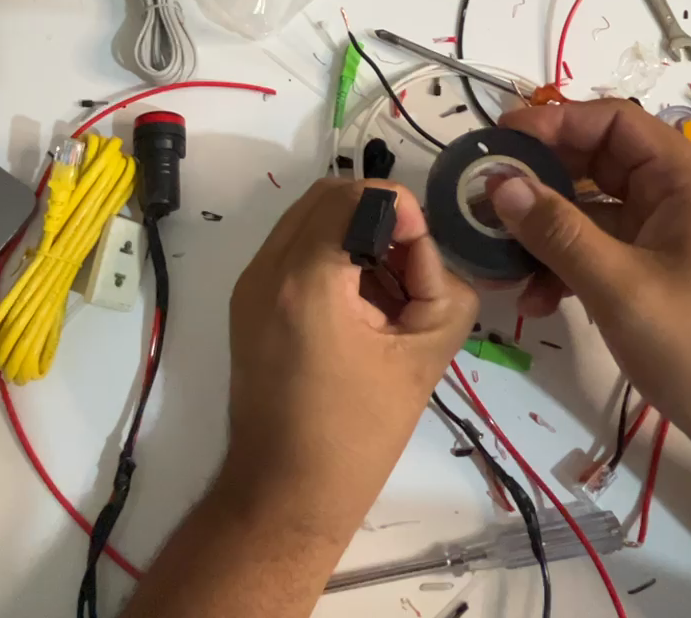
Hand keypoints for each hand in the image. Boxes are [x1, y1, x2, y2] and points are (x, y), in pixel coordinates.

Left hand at [216, 179, 478, 540]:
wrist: (283, 496)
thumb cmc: (357, 436)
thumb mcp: (423, 358)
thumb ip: (443, 287)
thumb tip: (424, 251)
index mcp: (307, 280)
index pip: (358, 197)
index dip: (402, 211)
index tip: (422, 253)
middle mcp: (268, 268)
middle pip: (330, 195)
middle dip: (378, 216)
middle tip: (408, 264)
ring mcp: (250, 282)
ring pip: (309, 216)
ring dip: (354, 231)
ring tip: (385, 286)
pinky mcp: (247, 299)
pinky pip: (293, 245)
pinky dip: (330, 251)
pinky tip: (357, 301)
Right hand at [487, 99, 690, 458]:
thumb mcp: (619, 287)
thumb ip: (556, 231)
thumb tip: (498, 182)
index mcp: (685, 180)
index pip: (614, 121)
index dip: (555, 121)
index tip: (501, 139)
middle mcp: (677, 197)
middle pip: (597, 162)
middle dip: (540, 180)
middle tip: (486, 197)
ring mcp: (667, 235)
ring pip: (592, 209)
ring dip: (546, 230)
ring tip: (499, 257)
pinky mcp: (658, 270)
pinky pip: (601, 248)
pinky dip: (566, 263)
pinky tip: (534, 298)